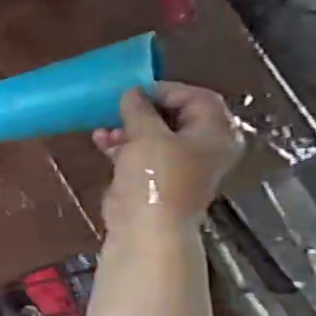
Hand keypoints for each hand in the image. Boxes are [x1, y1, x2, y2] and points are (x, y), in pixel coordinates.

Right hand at [92, 82, 243, 235]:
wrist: (145, 227)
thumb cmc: (157, 176)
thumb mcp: (148, 135)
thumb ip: (139, 110)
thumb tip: (131, 92)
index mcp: (215, 134)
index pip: (199, 98)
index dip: (168, 89)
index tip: (137, 88)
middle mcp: (202, 147)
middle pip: (176, 116)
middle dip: (145, 109)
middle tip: (120, 103)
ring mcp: (177, 165)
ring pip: (155, 135)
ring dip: (129, 127)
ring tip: (105, 123)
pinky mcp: (153, 179)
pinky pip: (140, 154)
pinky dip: (122, 145)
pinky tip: (101, 139)